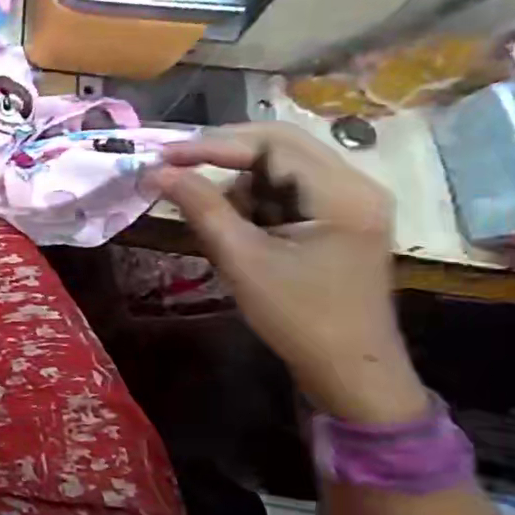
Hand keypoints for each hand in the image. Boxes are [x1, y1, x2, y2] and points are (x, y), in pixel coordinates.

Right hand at [146, 122, 425, 422]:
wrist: (350, 371)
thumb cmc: (298, 318)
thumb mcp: (242, 260)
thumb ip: (201, 207)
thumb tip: (157, 172)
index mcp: (342, 193)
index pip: (271, 143)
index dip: (212, 144)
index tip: (164, 157)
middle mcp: (356, 184)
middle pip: (279, 145)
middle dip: (223, 155)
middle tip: (174, 168)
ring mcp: (352, 200)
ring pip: (281, 167)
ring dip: (238, 181)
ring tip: (208, 213)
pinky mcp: (341, 218)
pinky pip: (289, 190)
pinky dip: (255, 199)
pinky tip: (236, 226)